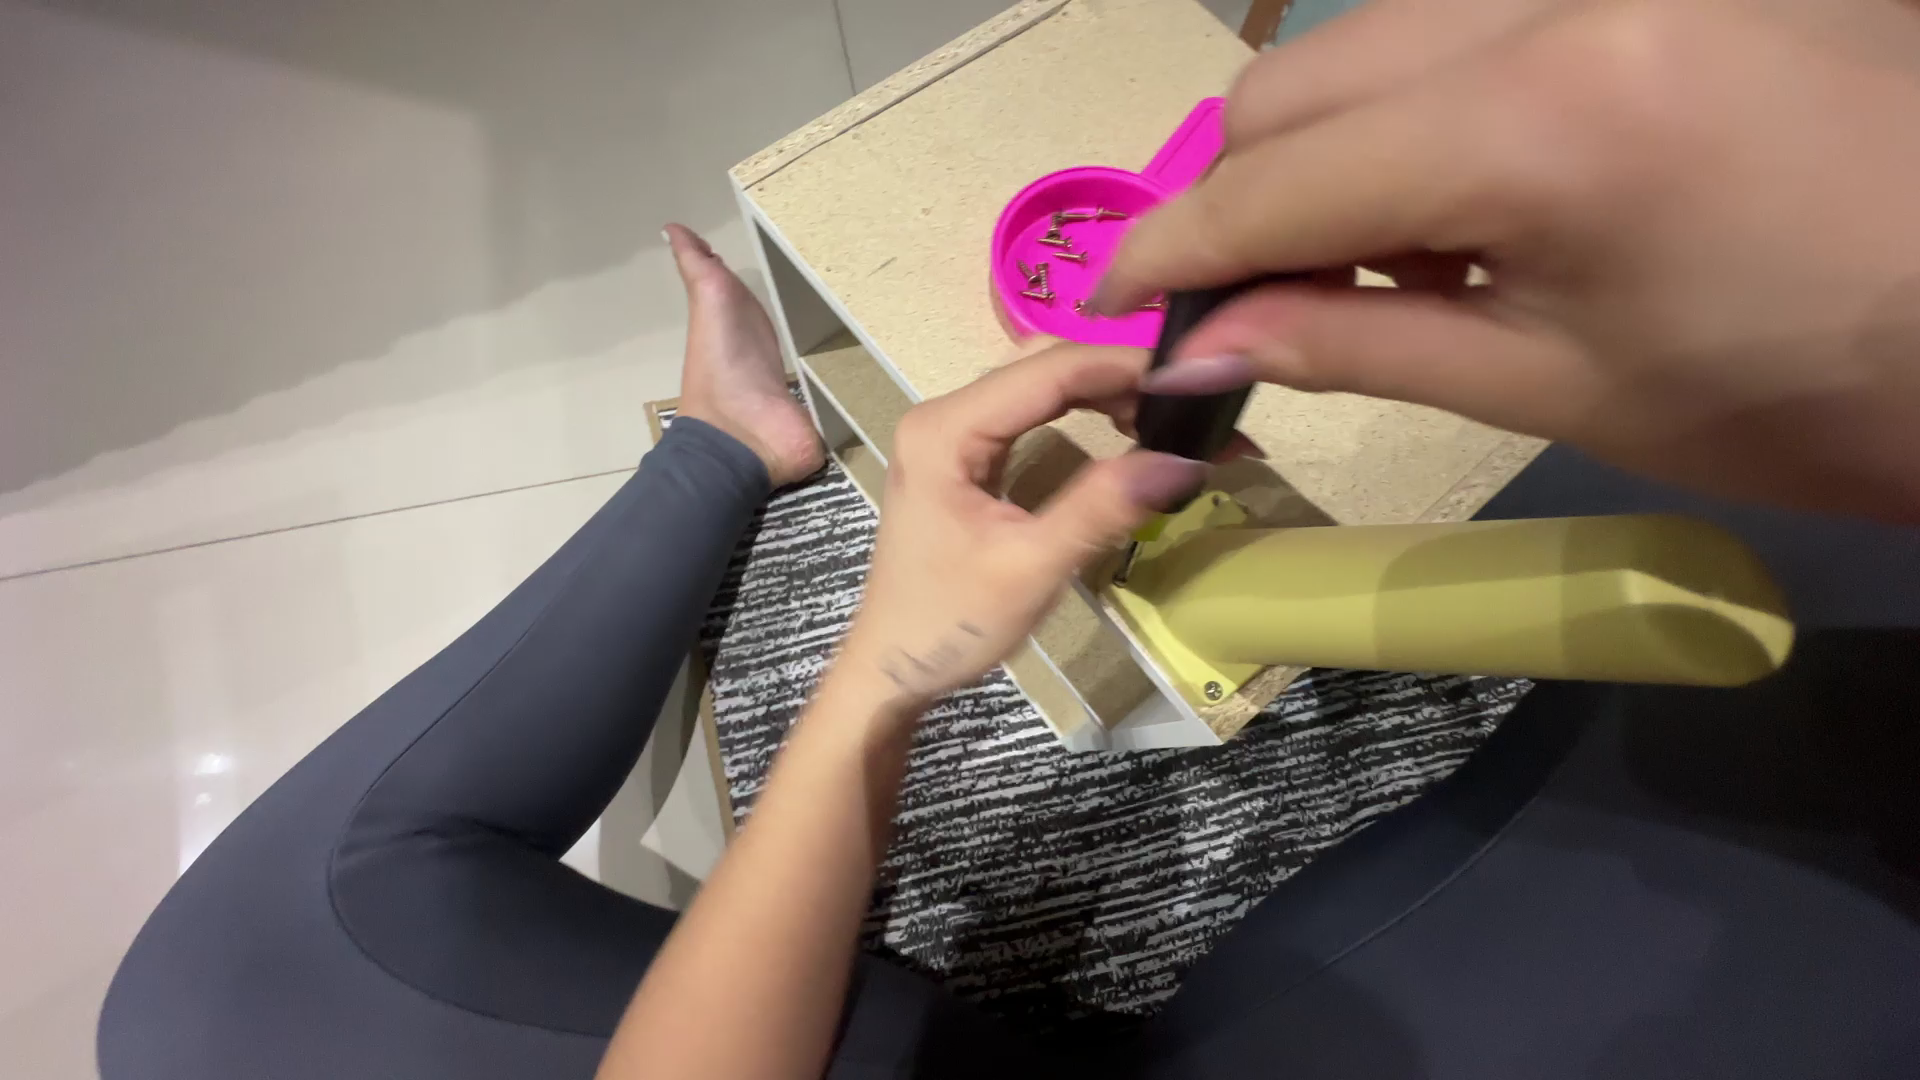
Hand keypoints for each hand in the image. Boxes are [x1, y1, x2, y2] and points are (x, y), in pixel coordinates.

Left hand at [828, 344, 1206, 712]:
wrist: (893, 664)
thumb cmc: (950, 622)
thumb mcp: (1031, 568)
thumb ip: (1102, 508)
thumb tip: (1187, 460)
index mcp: (945, 429)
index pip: (1047, 370)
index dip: (1124, 368)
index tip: (1195, 383)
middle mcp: (942, 415)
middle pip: (1042, 367)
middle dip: (1119, 379)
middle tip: (1189, 406)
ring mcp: (949, 434)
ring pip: (1037, 387)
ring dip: (1102, 394)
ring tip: (1166, 418)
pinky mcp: (962, 457)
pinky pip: (1027, 416)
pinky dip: (1078, 414)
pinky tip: (1119, 427)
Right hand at [1096, 0, 1919, 521]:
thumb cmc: (1804, 393)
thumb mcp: (1538, 388)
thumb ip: (1340, 347)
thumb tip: (1192, 352)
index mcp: (1537, 122)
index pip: (1269, 186)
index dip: (1166, 253)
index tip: (1107, 308)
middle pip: (1285, 89)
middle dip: (1225, 205)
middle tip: (1234, 310)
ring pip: (1348, 53)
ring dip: (1300, 168)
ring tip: (1357, 271)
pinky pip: (1436, 40)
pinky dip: (1381, 134)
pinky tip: (1435, 215)